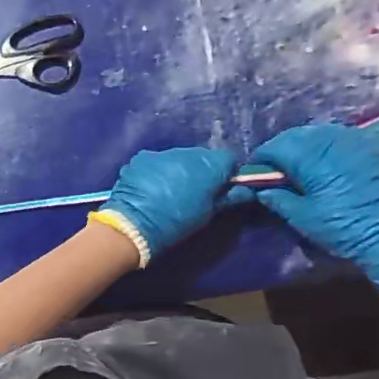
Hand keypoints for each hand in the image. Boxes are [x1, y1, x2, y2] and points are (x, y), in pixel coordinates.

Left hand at [93, 147, 252, 266]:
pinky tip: (152, 187)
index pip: (227, 159)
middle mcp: (185, 153)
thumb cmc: (177, 223)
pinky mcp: (140, 158)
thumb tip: (245, 190)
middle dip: (202, 170)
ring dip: (179, 169)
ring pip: (179, 157)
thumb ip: (229, 197)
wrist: (132, 225)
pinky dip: (158, 170)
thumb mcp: (208, 213)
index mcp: (207, 166)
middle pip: (202, 156)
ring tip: (171, 190)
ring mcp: (160, 153)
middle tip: (196, 191)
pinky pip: (157, 161)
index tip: (222, 187)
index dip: (227, 173)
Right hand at [249, 124, 378, 298]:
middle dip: (280, 150)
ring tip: (299, 166)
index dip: (260, 160)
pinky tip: (324, 162)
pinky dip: (325, 146)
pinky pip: (339, 137)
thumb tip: (262, 189)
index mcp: (309, 157)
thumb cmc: (341, 228)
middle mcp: (330, 141)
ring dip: (303, 146)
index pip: (274, 147)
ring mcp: (354, 141)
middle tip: (275, 171)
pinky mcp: (371, 148)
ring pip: (317, 133)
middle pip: (294, 136)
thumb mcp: (300, 217)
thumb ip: (277, 198)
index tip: (255, 175)